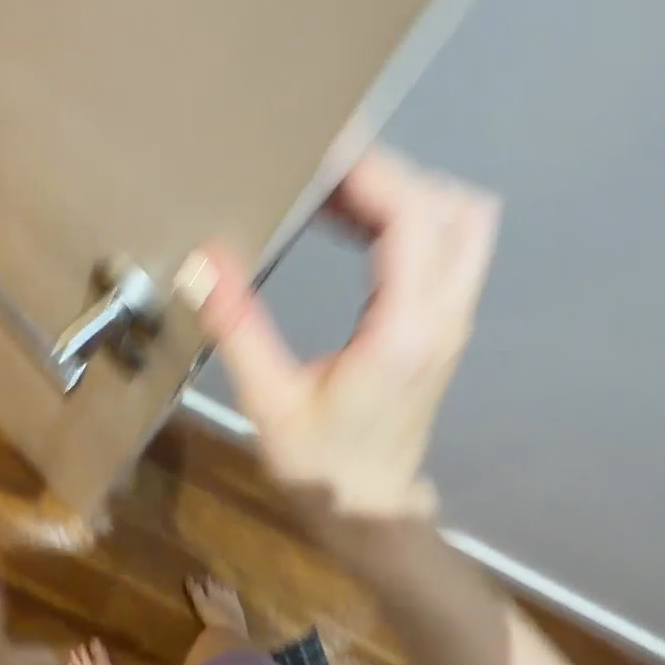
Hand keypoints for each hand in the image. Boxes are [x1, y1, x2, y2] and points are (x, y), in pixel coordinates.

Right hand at [188, 148, 500, 519]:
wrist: (369, 513)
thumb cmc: (320, 469)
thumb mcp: (268, 403)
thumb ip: (239, 328)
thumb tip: (203, 260)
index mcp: (405, 332)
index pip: (412, 219)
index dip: (371, 173)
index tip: (317, 152)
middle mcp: (444, 316)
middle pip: (450, 206)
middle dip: (389, 177)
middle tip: (320, 176)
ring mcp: (453, 320)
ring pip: (460, 221)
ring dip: (406, 195)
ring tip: (335, 198)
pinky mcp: (444, 325)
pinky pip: (446, 246)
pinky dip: (408, 219)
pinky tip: (351, 228)